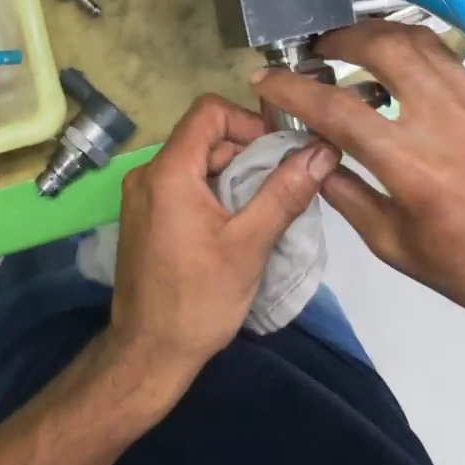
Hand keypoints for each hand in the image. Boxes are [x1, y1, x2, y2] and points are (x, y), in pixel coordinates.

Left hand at [107, 95, 340, 380]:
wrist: (148, 353)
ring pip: (198, 164)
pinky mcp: (145, 217)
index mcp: (168, 172)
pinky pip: (185, 186)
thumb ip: (284, 193)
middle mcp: (147, 174)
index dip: (249, 122)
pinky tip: (239, 226)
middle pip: (205, 138)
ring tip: (265, 212)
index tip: (280, 153)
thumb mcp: (249, 245)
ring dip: (235, 178)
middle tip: (283, 187)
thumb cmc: (198, 301)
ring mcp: (142, 196)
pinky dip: (215, 194)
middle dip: (248, 155)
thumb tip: (322, 152)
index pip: (209, 111)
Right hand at [251, 21, 464, 345]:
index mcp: (417, 170)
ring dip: (378, 36)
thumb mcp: (390, 244)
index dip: (293, 89)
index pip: (339, 110)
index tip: (265, 78)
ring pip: (423, 43)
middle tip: (317, 50)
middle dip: (342, 38)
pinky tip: (400, 78)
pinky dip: (413, 58)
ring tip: (353, 49)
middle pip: (388, 48)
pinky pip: (449, 64)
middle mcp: (453, 125)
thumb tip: (309, 151)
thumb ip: (344, 191)